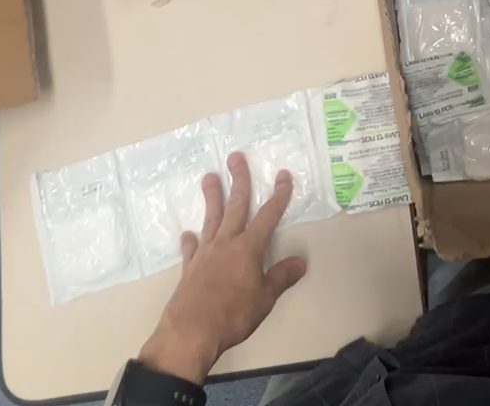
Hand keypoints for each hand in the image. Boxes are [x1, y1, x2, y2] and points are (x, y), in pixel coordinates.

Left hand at [137, 152, 308, 383]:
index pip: (268, 215)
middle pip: (235, 205)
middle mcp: (227, 243)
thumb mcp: (265, 299)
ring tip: (209, 177)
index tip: (284, 175)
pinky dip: (191, 240)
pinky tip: (189, 233)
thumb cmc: (233, 315)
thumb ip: (281, 277)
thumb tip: (300, 262)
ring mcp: (205, 254)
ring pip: (211, 218)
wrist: (190, 332)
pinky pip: (191, 248)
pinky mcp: (189, 268)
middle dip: (239, 180)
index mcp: (248, 248)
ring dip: (212, 197)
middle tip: (235, 156)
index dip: (279, 195)